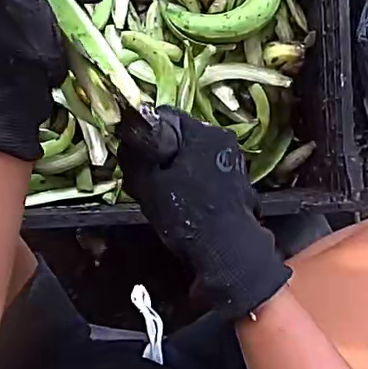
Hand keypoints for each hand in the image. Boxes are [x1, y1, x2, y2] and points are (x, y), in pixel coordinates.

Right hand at [119, 107, 289, 315]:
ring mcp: (235, 162)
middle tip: (149, 177)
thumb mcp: (147, 184)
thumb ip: (134, 158)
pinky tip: (187, 203)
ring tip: (166, 192)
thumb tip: (127, 142)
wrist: (226, 251)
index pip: (166, 117)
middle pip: (183, 136)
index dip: (147, 134)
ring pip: (196, 156)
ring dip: (181, 169)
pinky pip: (208, 174)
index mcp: (204, 132)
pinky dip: (196, 183)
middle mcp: (224, 140)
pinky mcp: (240, 183)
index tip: (138, 155)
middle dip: (164, 153)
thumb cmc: (187, 213)